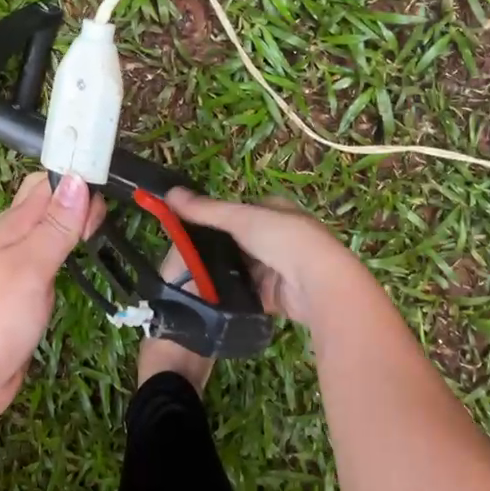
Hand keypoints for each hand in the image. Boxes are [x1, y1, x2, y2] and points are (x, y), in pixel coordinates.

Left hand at [0, 172, 102, 424]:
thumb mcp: (30, 265)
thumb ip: (55, 226)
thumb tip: (77, 178)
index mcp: (14, 224)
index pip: (48, 183)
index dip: (77, 175)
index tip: (110, 178)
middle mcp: (16, 239)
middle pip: (49, 203)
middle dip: (79, 196)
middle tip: (114, 206)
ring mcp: (21, 267)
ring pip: (52, 231)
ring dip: (76, 221)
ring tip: (107, 223)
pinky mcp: (27, 295)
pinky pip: (52, 260)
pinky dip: (70, 252)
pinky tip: (84, 258)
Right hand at [164, 188, 353, 326]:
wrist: (320, 284)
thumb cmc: (284, 238)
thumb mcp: (240, 218)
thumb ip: (205, 210)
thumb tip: (169, 193)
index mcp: (277, 211)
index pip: (242, 211)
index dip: (218, 217)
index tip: (192, 227)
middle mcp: (281, 237)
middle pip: (241, 242)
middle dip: (220, 249)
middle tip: (188, 256)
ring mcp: (281, 267)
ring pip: (244, 269)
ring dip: (226, 274)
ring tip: (194, 277)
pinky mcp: (280, 295)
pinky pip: (250, 294)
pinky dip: (234, 295)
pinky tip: (213, 297)